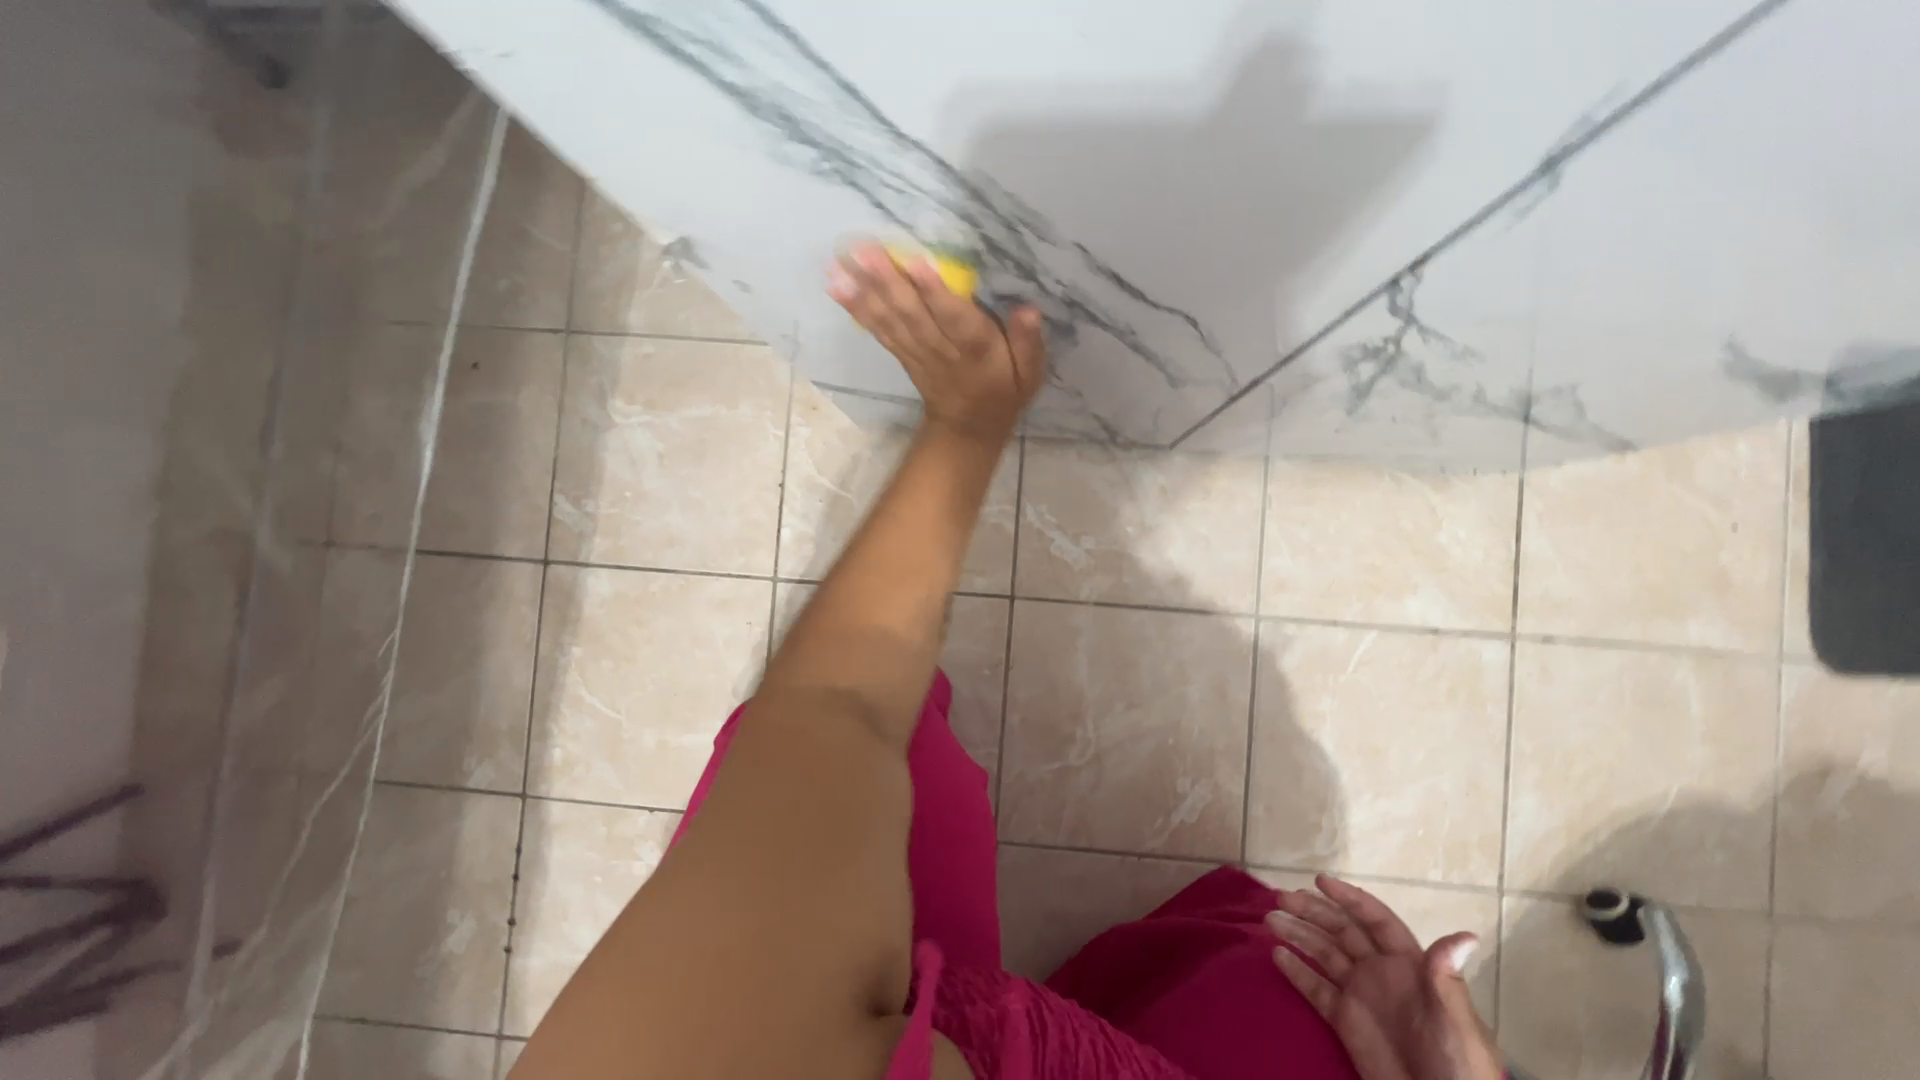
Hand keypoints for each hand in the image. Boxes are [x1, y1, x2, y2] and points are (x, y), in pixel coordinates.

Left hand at [828, 242, 1045, 442]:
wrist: (969, 427)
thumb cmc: (1003, 391)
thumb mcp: (1029, 373)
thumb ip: (1028, 342)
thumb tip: (1029, 310)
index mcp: (976, 350)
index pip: (954, 317)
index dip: (936, 292)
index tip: (918, 262)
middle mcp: (941, 349)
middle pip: (912, 314)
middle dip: (887, 281)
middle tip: (865, 251)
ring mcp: (916, 352)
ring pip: (890, 320)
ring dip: (863, 291)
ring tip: (839, 265)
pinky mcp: (901, 354)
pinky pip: (878, 330)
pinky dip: (856, 308)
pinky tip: (837, 287)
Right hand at [1268, 875, 1503, 1079]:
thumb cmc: (1458, 1068)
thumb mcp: (1457, 1025)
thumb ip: (1446, 980)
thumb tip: (1467, 936)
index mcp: (1409, 966)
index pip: (1375, 921)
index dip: (1349, 899)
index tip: (1319, 881)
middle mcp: (1381, 973)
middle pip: (1343, 931)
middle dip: (1313, 911)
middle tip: (1282, 898)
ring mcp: (1361, 997)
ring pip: (1325, 954)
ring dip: (1299, 935)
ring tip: (1270, 921)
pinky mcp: (1345, 1022)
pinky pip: (1317, 989)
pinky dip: (1297, 972)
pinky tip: (1277, 956)